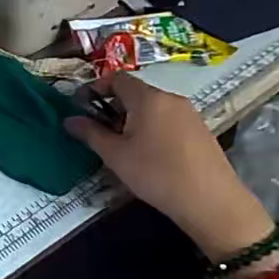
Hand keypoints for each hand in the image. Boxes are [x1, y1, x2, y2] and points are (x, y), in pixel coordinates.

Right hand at [64, 73, 275, 257]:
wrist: (209, 200)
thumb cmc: (155, 174)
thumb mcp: (116, 156)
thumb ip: (91, 134)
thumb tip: (69, 119)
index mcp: (148, 97)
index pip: (117, 78)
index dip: (96, 88)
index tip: (83, 108)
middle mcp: (170, 98)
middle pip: (137, 93)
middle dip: (115, 107)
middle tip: (101, 133)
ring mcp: (190, 113)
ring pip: (154, 108)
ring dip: (135, 120)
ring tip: (126, 148)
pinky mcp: (201, 130)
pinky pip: (170, 121)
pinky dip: (154, 129)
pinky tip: (152, 156)